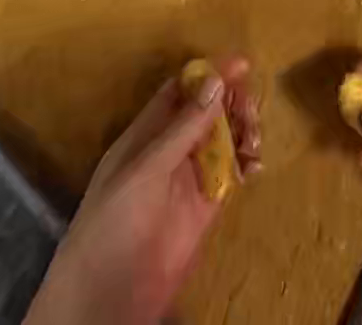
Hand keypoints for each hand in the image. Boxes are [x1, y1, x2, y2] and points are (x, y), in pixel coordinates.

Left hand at [24, 56, 258, 324]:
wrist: (107, 298)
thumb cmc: (114, 223)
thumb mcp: (146, 170)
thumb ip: (183, 128)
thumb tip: (216, 80)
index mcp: (148, 133)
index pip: (182, 90)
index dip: (210, 73)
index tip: (242, 64)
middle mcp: (171, 148)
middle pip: (209, 110)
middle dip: (233, 102)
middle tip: (251, 111)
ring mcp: (190, 175)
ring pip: (224, 137)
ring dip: (243, 130)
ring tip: (254, 141)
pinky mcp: (206, 203)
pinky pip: (231, 171)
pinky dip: (246, 162)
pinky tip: (254, 167)